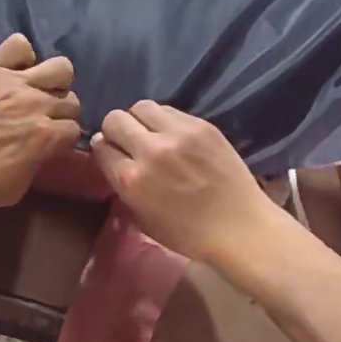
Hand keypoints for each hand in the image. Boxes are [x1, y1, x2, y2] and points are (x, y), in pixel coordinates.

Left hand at [0, 35, 81, 207]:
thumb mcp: (7, 192)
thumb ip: (33, 170)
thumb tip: (42, 156)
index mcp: (43, 137)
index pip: (74, 131)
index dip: (63, 141)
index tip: (50, 146)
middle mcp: (35, 103)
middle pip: (71, 100)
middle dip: (61, 114)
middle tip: (41, 123)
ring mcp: (13, 79)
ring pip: (60, 68)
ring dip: (54, 82)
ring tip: (35, 93)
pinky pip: (20, 45)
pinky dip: (21, 56)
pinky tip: (11, 72)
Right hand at [91, 101, 287, 262]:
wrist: (239, 227)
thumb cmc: (187, 234)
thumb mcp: (142, 220)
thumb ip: (122, 187)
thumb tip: (111, 160)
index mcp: (131, 179)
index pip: (101, 147)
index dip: (103, 150)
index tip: (111, 154)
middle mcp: (149, 150)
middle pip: (115, 119)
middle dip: (115, 130)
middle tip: (127, 142)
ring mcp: (177, 134)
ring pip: (141, 107)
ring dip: (139, 119)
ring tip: (150, 134)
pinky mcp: (201, 125)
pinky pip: (170, 110)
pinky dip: (164, 120)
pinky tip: (174, 136)